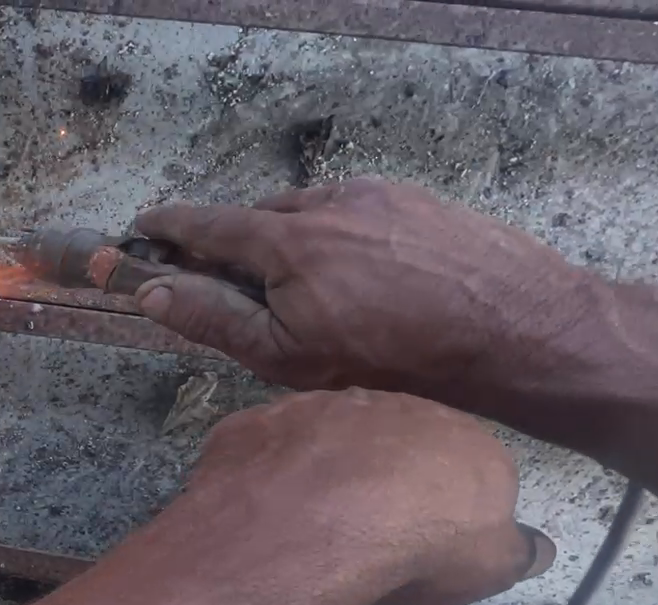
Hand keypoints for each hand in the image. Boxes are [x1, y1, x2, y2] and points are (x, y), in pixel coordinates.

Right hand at [133, 179, 596, 400]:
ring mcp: (381, 195)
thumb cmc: (382, 357)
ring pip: (307, 210)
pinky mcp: (420, 200)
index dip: (169, 224)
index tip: (141, 225)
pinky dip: (328, 234)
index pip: (208, 223)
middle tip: (232, 286)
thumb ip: (211, 318)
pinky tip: (348, 274)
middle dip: (233, 244)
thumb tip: (150, 292)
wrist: (516, 332)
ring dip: (283, 239)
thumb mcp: (279, 352)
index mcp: (288, 240)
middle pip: (258, 216)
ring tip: (297, 287)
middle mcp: (330, 202)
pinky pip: (351, 209)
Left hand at [188, 389, 550, 604]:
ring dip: (301, 467)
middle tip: (339, 524)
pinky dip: (249, 468)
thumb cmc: (421, 543)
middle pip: (374, 441)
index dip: (422, 500)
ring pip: (309, 435)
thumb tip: (532, 548)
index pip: (446, 461)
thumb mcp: (489, 563)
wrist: (325, 519)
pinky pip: (252, 443)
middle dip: (360, 476)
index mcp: (458, 434)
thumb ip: (509, 548)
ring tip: (287, 516)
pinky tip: (246, 500)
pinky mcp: (249, 422)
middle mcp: (384, 407)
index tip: (401, 533)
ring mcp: (310, 408)